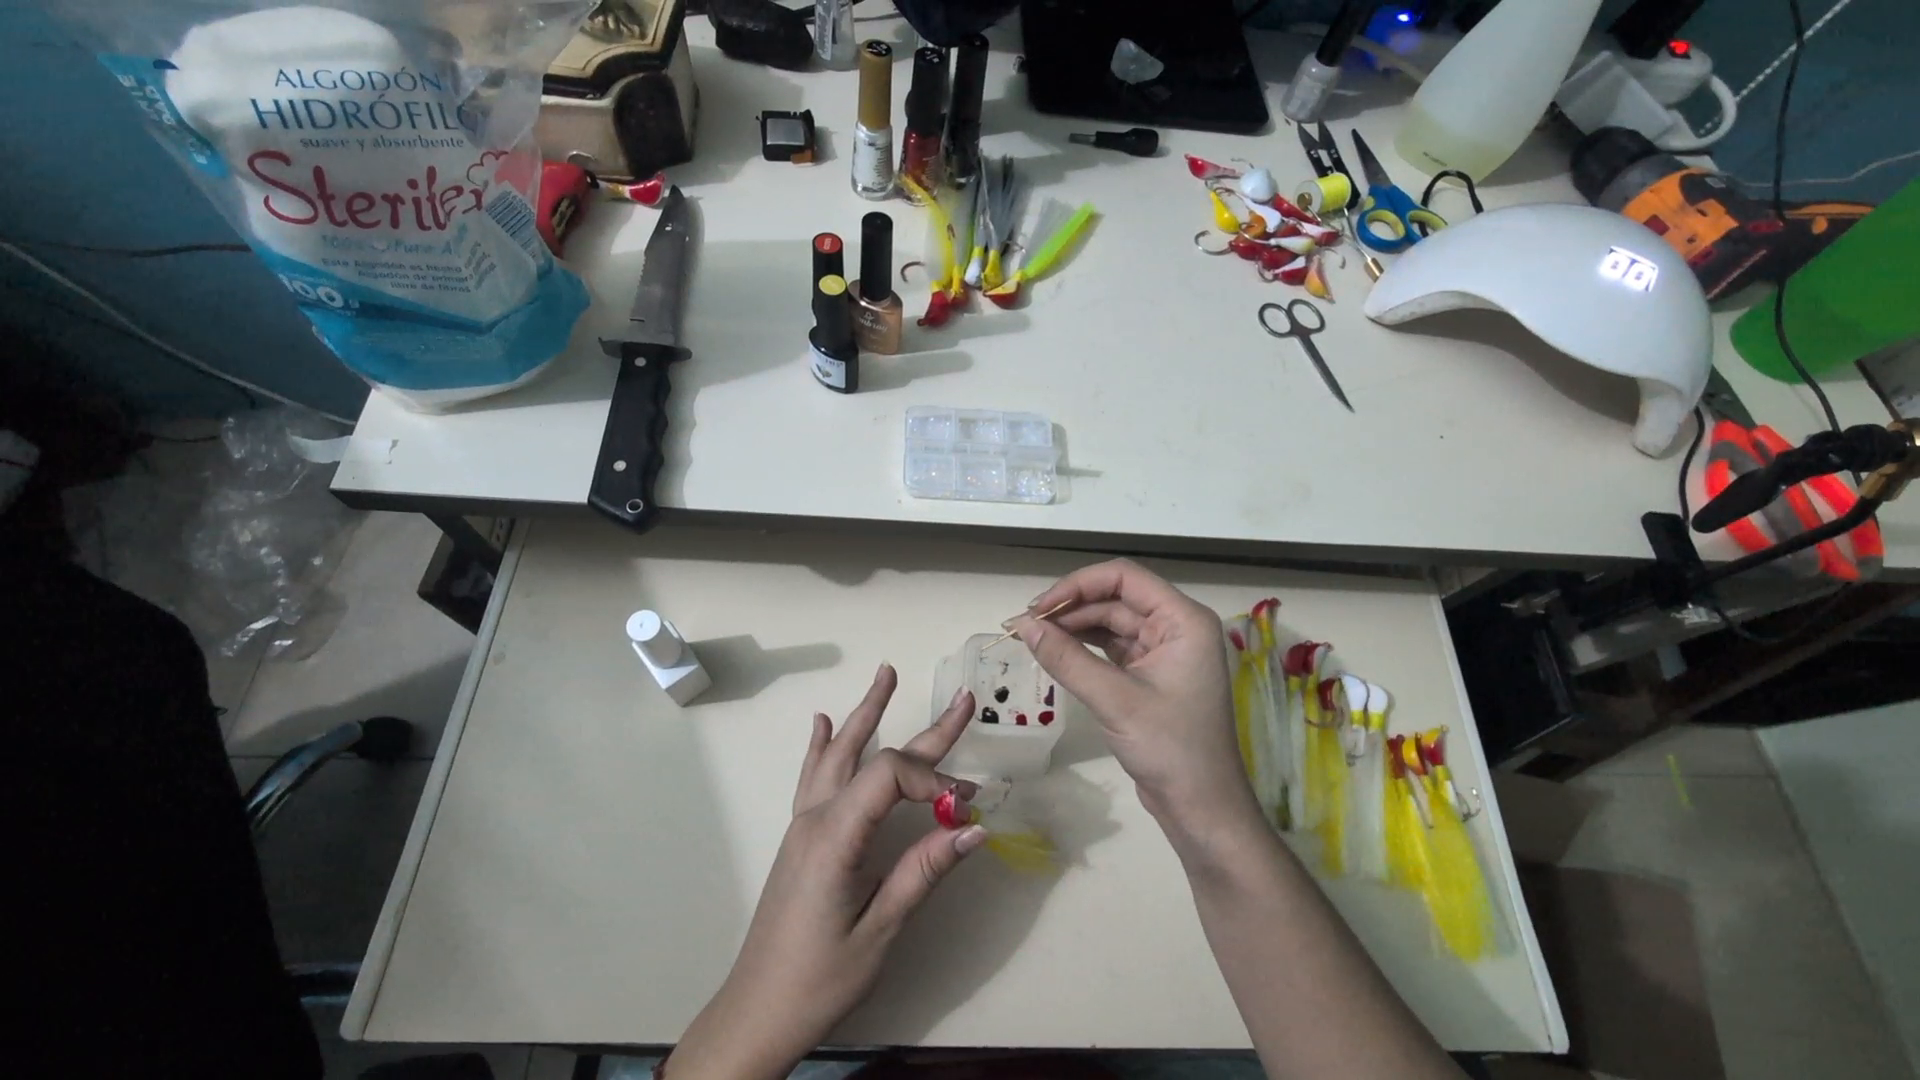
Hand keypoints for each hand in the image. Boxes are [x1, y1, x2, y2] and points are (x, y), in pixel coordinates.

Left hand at [668, 665, 985, 1079]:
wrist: (756, 1011)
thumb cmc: (819, 978)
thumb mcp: (880, 929)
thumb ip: (924, 871)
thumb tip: (974, 828)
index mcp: (835, 836)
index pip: (889, 776)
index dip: (934, 781)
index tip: (967, 808)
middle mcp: (816, 818)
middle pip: (870, 755)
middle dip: (923, 731)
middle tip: (961, 699)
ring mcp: (803, 825)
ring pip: (838, 755)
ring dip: (865, 715)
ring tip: (884, 676)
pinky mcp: (801, 838)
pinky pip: (814, 777)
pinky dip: (823, 746)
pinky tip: (822, 724)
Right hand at [1010, 560, 1256, 833]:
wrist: (1202, 807)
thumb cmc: (1170, 748)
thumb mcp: (1114, 700)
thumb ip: (1066, 658)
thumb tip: (1023, 626)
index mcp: (1184, 620)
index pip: (1125, 577)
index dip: (1078, 585)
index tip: (1038, 608)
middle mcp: (1177, 627)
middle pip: (1116, 598)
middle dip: (1071, 608)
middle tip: (1025, 626)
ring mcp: (1165, 651)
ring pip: (1112, 623)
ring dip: (1074, 627)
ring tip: (1032, 638)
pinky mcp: (1151, 676)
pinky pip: (1113, 648)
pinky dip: (1084, 648)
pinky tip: (1055, 653)